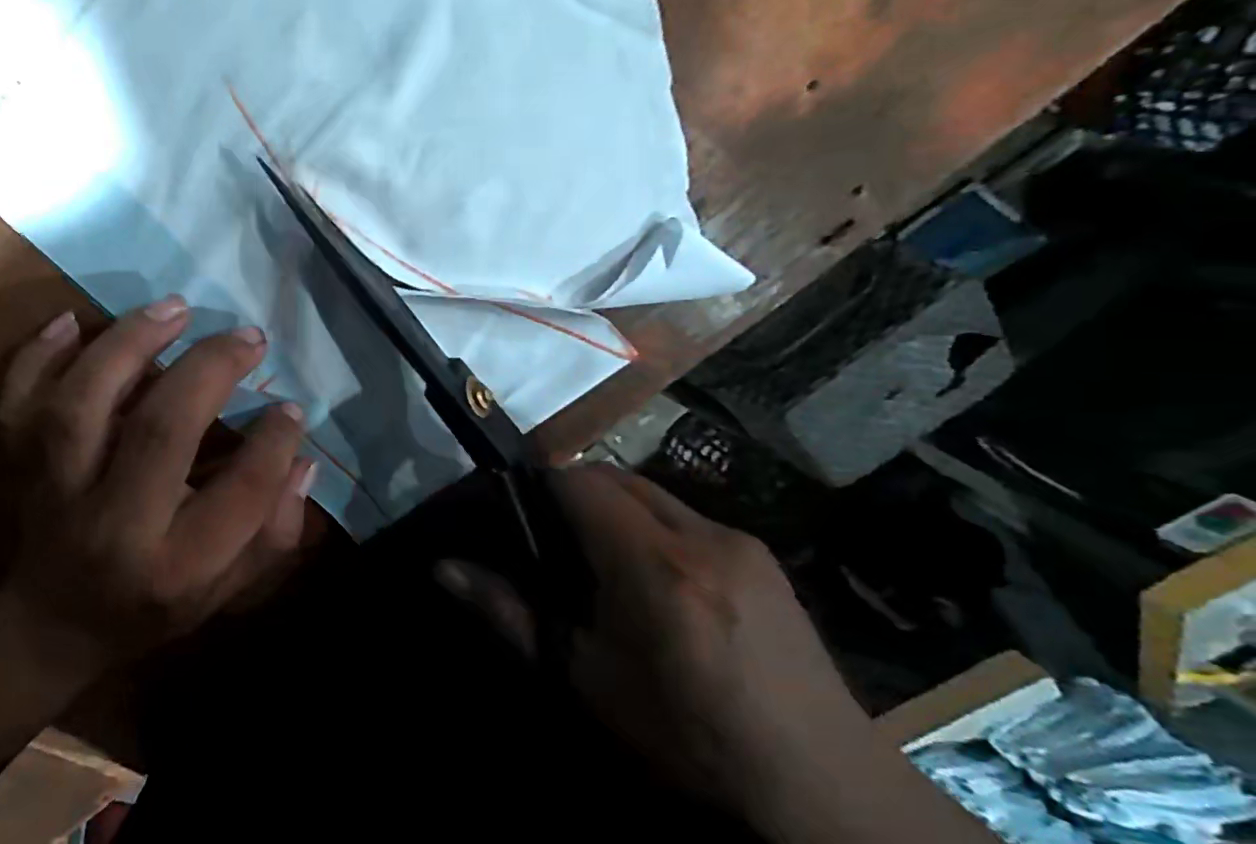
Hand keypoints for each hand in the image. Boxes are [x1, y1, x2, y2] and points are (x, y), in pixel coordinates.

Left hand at [0, 297, 315, 679]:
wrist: (47, 629)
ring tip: (177, 307)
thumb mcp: (222, 592)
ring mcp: (56, 491)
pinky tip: (72, 320)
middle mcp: (113, 524)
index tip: (290, 406)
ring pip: (85, 403)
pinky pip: (17, 404)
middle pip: (161, 430)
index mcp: (175, 567)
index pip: (241, 493)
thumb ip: (271, 534)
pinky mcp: (19, 468)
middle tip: (249, 338)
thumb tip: (302, 459)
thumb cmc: (149, 608)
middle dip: (212, 370)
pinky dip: (38, 357)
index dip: (274, 442)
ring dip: (131, 343)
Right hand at [438, 464, 984, 843]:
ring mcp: (741, 541)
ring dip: (619, 507)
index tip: (519, 508)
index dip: (542, 482)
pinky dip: (657, 526)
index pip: (581, 481)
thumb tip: (442, 569)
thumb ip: (511, 615)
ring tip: (603, 559)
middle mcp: (701, 535)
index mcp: (653, 565)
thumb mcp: (587, 679)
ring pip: (655, 493)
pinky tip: (658, 578)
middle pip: (618, 477)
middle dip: (577, 491)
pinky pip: (690, 517)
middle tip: (552, 536)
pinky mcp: (766, 556)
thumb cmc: (686, 734)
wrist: (820, 786)